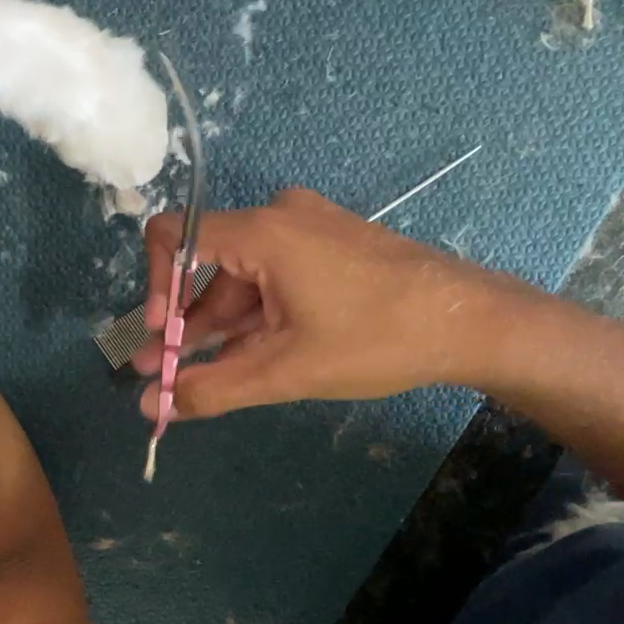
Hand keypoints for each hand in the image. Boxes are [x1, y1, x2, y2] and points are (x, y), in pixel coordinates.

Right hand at [131, 189, 544, 418]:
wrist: (474, 323)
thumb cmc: (377, 339)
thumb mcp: (286, 370)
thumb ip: (211, 387)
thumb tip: (149, 407)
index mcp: (264, 231)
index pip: (175, 234)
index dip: (153, 284)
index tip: (158, 333)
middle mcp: (280, 216)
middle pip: (208, 264)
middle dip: (183, 321)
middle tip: (159, 368)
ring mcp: (308, 229)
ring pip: (241, 278)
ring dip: (218, 325)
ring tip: (193, 373)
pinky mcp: (329, 246)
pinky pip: (272, 277)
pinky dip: (254, 315)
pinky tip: (242, 355)